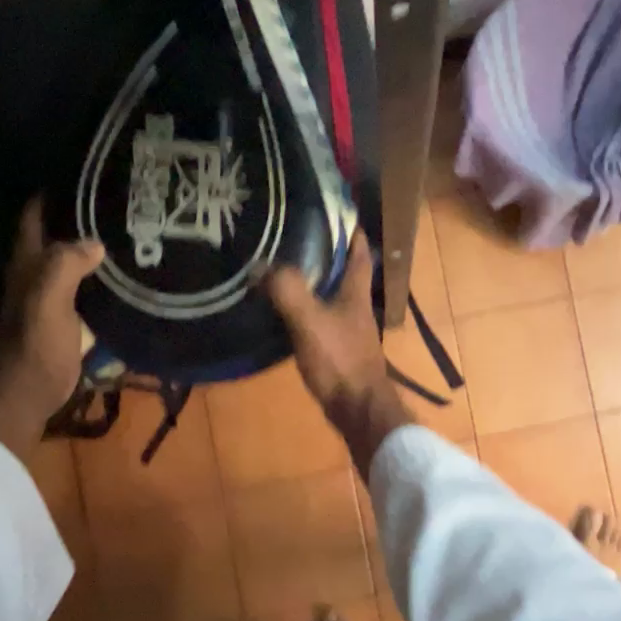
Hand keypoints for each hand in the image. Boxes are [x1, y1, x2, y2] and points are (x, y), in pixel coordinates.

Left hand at [0, 198, 103, 460]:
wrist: (26, 395)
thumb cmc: (34, 348)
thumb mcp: (47, 302)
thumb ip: (65, 267)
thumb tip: (96, 242)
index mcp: (27, 265)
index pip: (34, 217)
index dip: (51, 193)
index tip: (82, 173)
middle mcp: (37, 274)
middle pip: (55, 235)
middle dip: (78, 215)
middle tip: (116, 198)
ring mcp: (52, 297)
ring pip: (72, 260)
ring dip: (92, 245)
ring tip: (128, 229)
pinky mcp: (68, 318)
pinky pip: (87, 286)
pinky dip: (102, 275)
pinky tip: (126, 273)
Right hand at [261, 232, 410, 472]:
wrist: (358, 410)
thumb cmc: (341, 361)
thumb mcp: (310, 321)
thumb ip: (288, 291)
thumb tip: (260, 265)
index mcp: (356, 292)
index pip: (359, 252)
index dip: (350, 230)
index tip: (332, 210)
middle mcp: (356, 307)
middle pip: (343, 272)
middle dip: (323, 253)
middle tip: (291, 235)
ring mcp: (348, 329)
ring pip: (330, 296)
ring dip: (310, 282)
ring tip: (278, 267)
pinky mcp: (337, 350)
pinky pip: (319, 319)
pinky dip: (303, 309)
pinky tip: (280, 310)